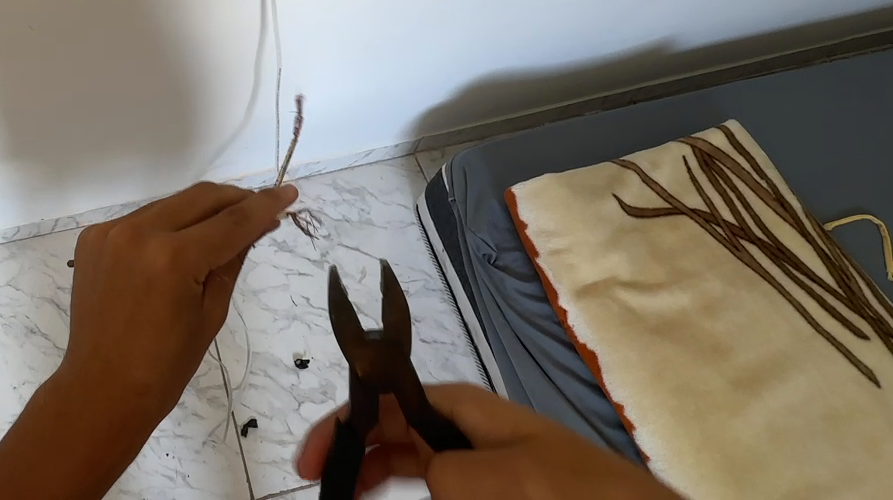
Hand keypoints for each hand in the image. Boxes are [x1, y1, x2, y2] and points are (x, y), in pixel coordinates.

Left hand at [59, 181, 298, 431]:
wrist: (100, 390)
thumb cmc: (164, 366)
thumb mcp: (211, 313)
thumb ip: (233, 259)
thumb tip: (257, 223)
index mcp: (172, 258)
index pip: (231, 221)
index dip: (264, 204)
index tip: (288, 191)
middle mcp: (139, 233)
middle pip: (200, 197)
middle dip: (234, 199)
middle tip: (261, 206)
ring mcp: (111, 231)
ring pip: (171, 203)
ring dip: (200, 210)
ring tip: (222, 228)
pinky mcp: (94, 236)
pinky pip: (142, 218)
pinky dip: (165, 225)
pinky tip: (176, 246)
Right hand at [296, 383, 678, 499]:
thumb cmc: (581, 495)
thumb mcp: (513, 480)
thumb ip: (451, 475)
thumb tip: (420, 479)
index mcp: (462, 410)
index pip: (386, 401)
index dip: (343, 423)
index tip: (311, 461)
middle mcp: (463, 433)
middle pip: (389, 434)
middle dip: (351, 453)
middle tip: (317, 485)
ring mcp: (478, 472)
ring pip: (409, 469)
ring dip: (376, 479)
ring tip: (348, 498)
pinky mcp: (489, 498)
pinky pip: (437, 491)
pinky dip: (408, 491)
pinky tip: (391, 497)